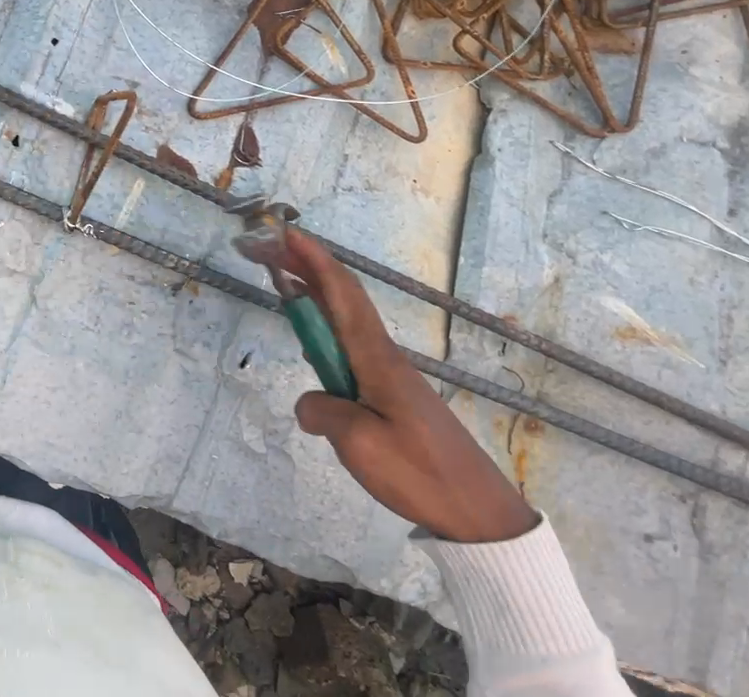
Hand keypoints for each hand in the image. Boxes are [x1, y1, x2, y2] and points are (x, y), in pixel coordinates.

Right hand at [238, 227, 538, 543]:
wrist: (479, 516)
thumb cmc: (420, 474)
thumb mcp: (359, 444)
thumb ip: (322, 410)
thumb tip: (310, 404)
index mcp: (377, 361)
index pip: (343, 298)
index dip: (315, 262)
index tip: (287, 233)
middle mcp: (384, 359)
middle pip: (344, 301)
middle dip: (308, 269)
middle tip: (269, 249)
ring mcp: (390, 378)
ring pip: (346, 324)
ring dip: (315, 298)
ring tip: (283, 283)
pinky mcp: (392, 398)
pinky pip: (350, 351)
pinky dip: (325, 331)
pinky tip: (312, 341)